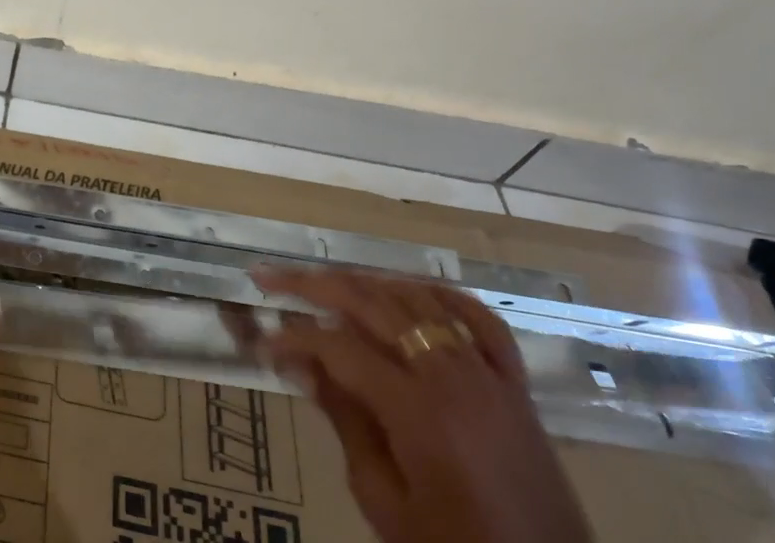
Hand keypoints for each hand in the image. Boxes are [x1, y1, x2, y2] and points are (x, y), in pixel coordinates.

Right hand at [253, 266, 592, 542]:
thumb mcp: (383, 497)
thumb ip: (345, 422)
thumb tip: (301, 365)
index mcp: (418, 410)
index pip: (339, 348)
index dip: (293, 338)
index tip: (260, 344)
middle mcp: (455, 377)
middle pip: (374, 306)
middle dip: (313, 285)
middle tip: (268, 276)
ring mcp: (490, 375)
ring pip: (421, 300)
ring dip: (368, 283)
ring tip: (324, 281)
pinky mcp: (515, 385)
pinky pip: (480, 321)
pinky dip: (441, 296)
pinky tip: (408, 289)